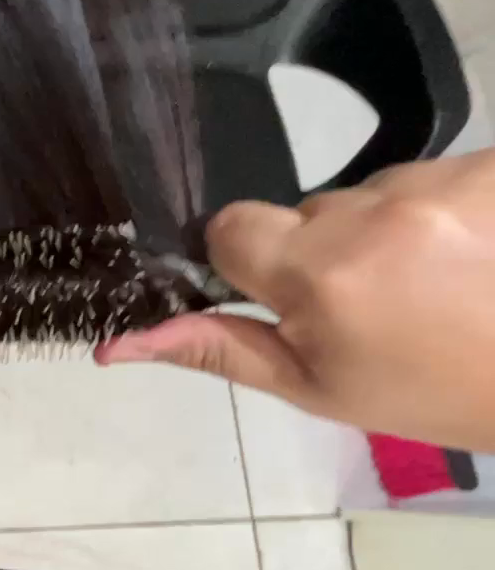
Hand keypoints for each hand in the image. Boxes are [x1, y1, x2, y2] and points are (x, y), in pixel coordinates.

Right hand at [98, 149, 494, 449]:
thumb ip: (215, 349)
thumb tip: (112, 346)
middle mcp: (380, 214)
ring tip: (450, 275)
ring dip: (395, 226)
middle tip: (381, 298)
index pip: (230, 226)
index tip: (290, 293)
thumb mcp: (316, 386)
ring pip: (378, 191)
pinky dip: (456, 209)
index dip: (248, 257)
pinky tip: (485, 251)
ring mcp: (457, 184)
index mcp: (321, 271)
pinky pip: (446, 175)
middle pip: (307, 208)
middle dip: (327, 246)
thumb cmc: (439, 394)